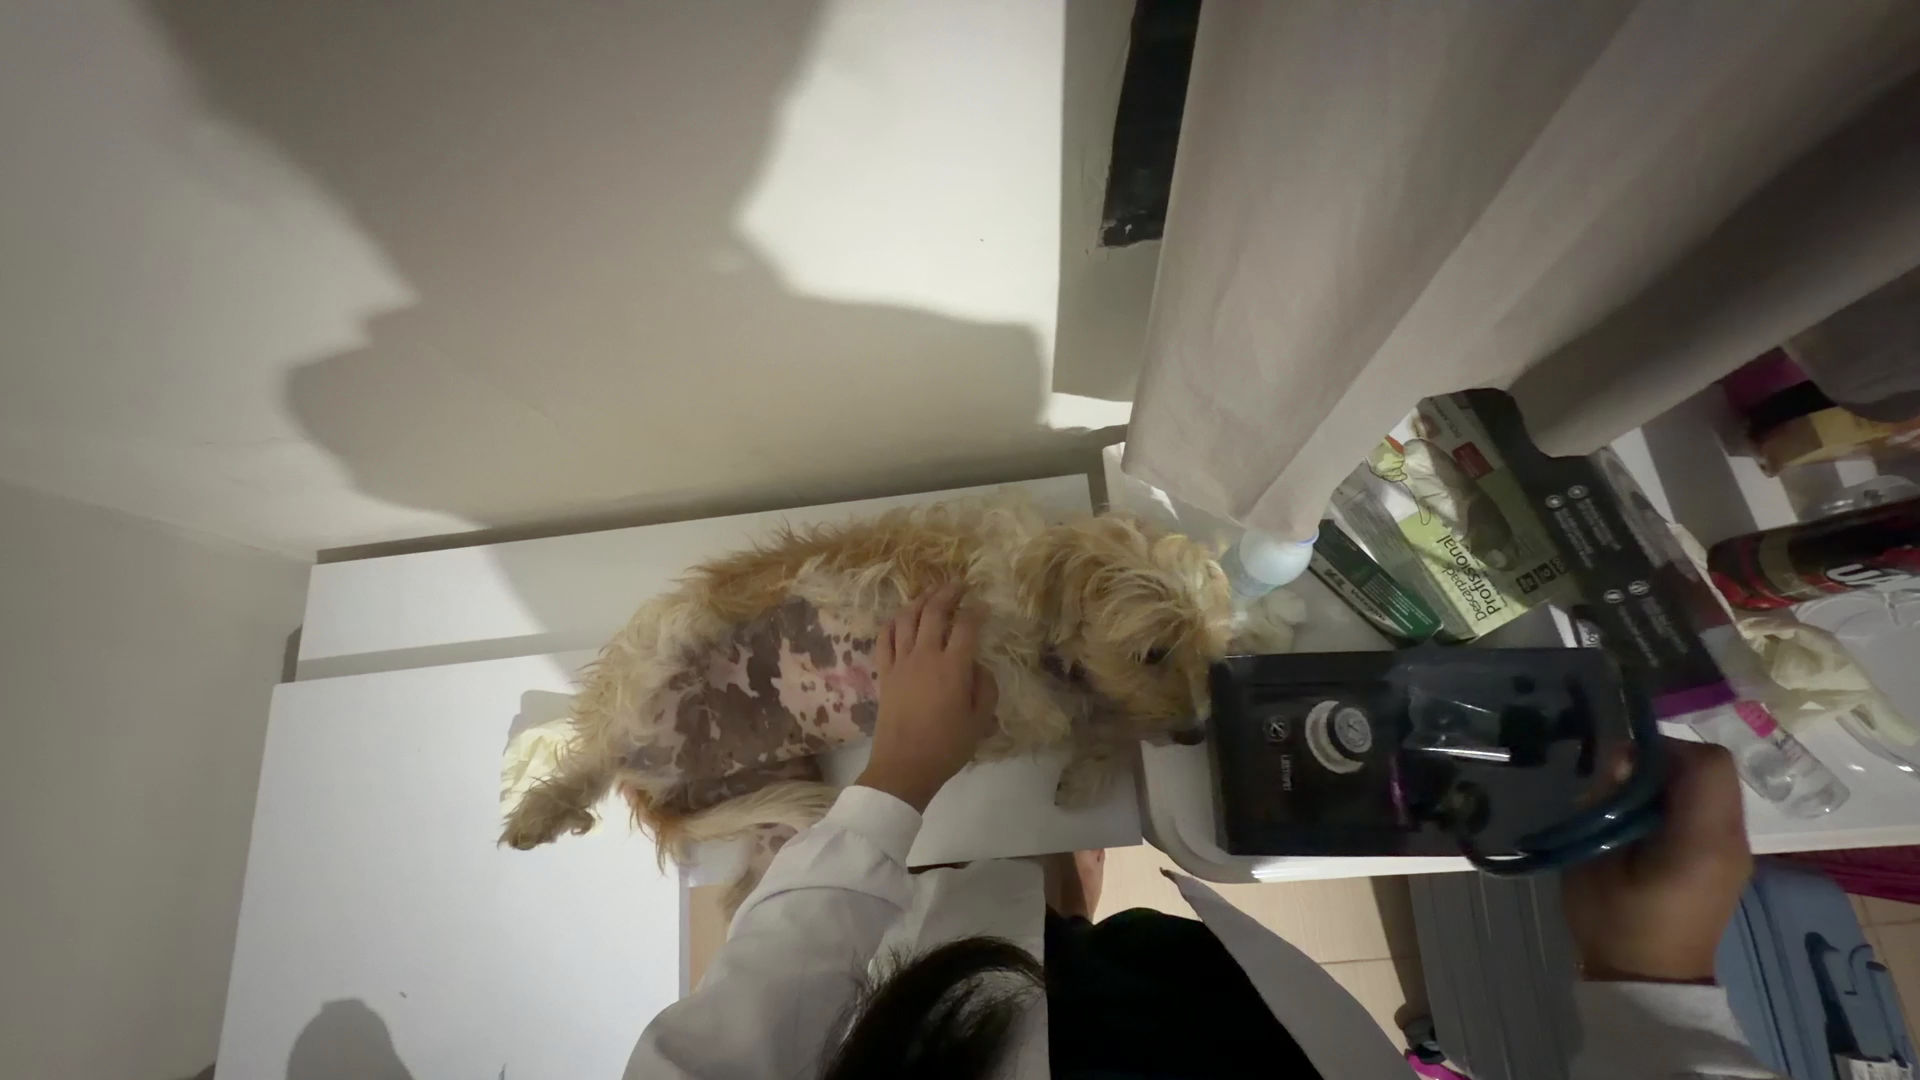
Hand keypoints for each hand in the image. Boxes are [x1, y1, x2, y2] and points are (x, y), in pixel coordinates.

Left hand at [855, 583, 999, 811]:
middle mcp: (926, 655)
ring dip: (920, 601)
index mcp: (953, 666)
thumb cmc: (947, 746)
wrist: (904, 766)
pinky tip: (899, 617)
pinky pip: (885, 638)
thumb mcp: (980, 721)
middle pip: (934, 612)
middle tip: (958, 584)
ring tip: (930, 593)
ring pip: (907, 619)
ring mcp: (901, 662)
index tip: (984, 606)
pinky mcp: (884, 672)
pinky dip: (892, 623)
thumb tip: (977, 665)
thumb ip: (985, 687)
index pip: (967, 626)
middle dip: (948, 594)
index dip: (977, 612)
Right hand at [1562, 738, 1752, 982]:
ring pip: (1703, 784)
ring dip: (1661, 778)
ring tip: (1615, 793)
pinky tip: (1631, 815)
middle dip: (1657, 760)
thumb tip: (1616, 758)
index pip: (1708, 763)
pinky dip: (1667, 797)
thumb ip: (1609, 803)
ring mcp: (1729, 848)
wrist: (1647, 973)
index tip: (1616, 760)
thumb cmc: (1615, 916)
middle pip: (1708, 769)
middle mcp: (1729, 838)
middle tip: (1608, 774)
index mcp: (1703, 839)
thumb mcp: (1595, 856)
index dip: (1661, 747)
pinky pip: (1699, 805)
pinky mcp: (1718, 855)